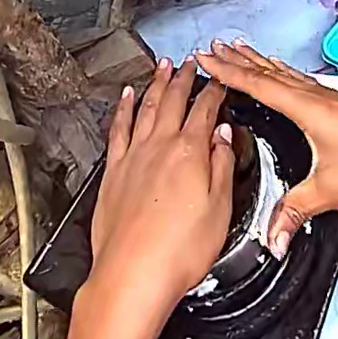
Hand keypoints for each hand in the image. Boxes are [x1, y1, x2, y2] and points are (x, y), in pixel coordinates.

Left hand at [85, 57, 234, 323]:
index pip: (205, 110)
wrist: (132, 275)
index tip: (219, 82)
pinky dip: (123, 107)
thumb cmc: (177, 252)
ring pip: (146, 106)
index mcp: (189, 153)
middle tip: (191, 63)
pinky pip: (119, 127)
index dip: (214, 92)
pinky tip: (125, 97)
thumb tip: (223, 138)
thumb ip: (221, 166)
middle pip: (174, 100)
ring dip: (156, 83)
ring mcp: (134, 155)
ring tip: (163, 67)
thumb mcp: (219, 210)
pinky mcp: (114, 170)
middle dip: (185, 78)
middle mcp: (159, 146)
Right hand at [196, 39, 337, 256]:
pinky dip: (282, 71)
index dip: (228, 70)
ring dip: (259, 60)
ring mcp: (331, 97)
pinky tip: (284, 73)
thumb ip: (296, 212)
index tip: (207, 57)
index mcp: (309, 108)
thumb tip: (272, 236)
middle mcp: (318, 96)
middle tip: (215, 45)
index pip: (258, 83)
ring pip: (284, 72)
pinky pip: (300, 79)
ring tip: (241, 49)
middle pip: (268, 70)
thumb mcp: (332, 191)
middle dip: (238, 58)